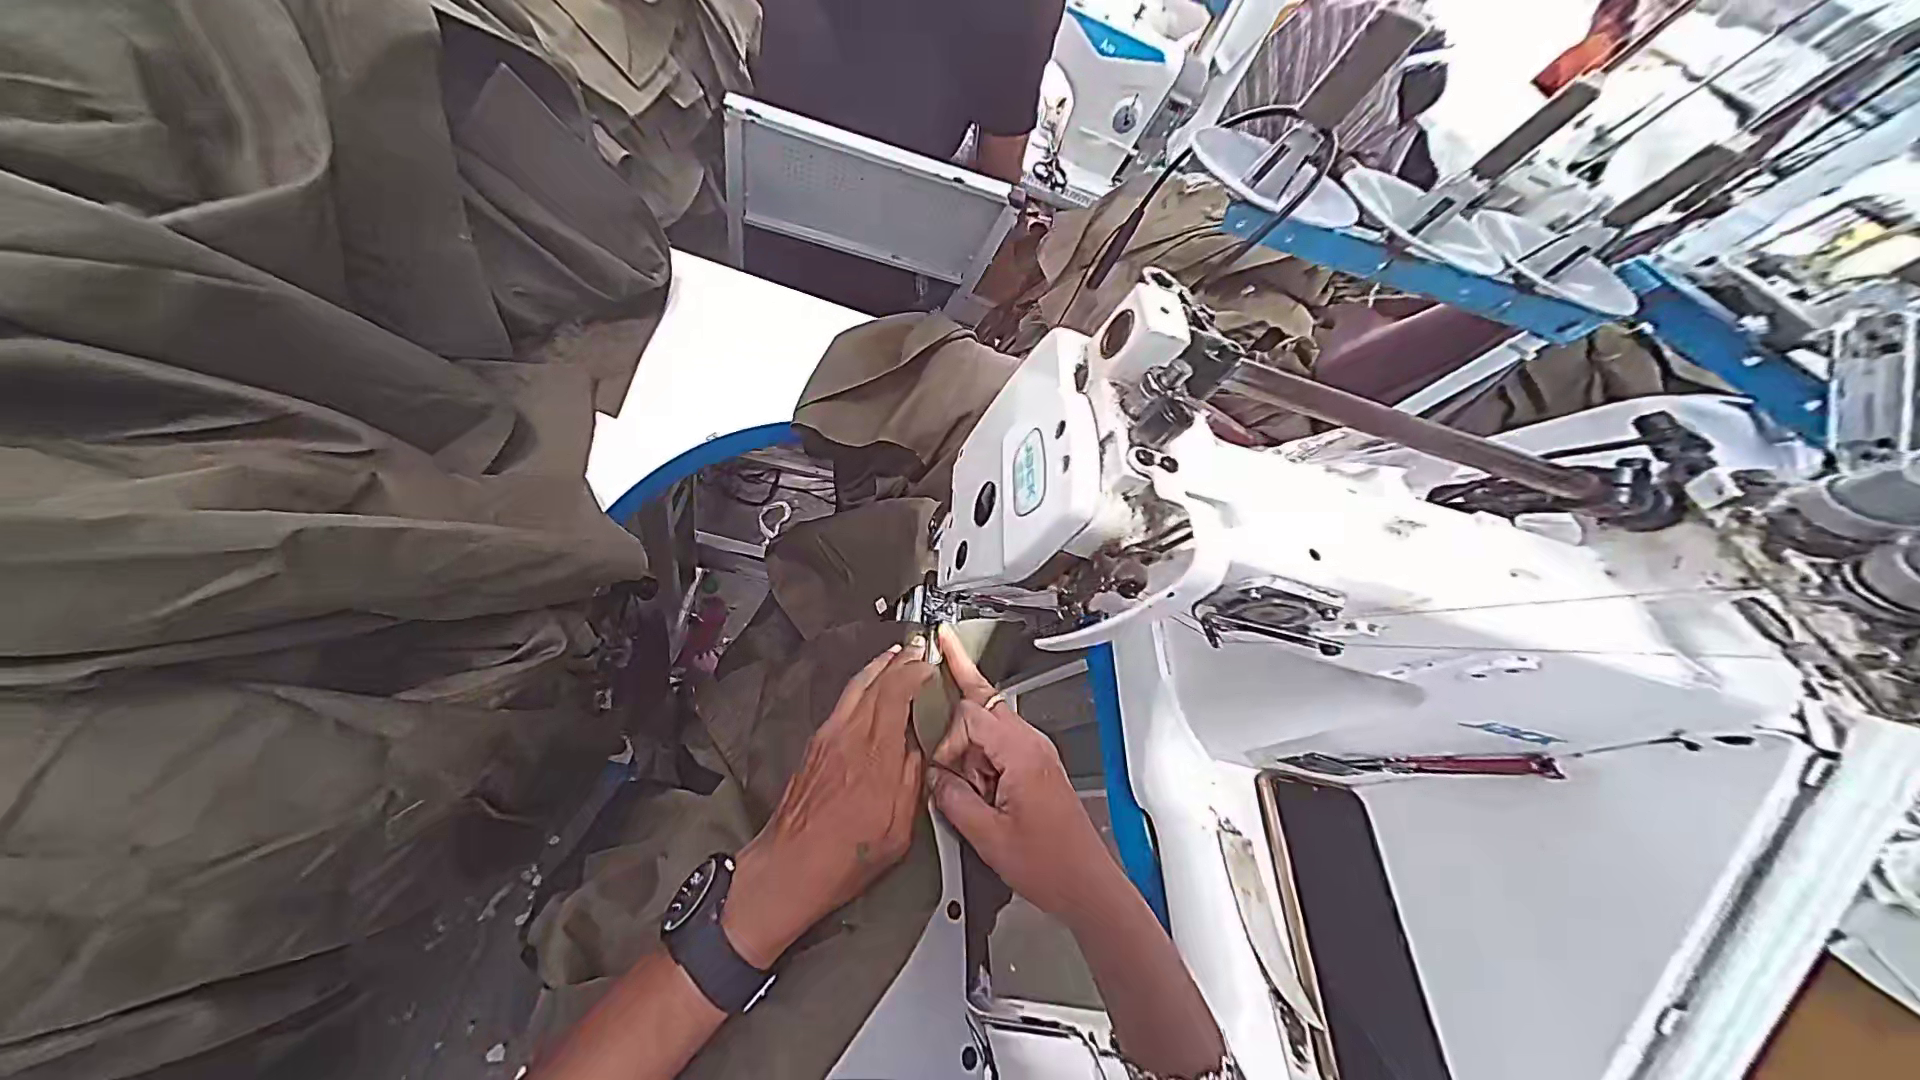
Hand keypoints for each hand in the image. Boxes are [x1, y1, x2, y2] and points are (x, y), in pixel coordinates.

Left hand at [721, 641, 933, 967]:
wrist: (790, 866)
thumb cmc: (843, 856)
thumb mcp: (899, 829)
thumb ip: (911, 782)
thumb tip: (917, 751)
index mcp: (876, 756)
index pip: (896, 693)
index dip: (914, 673)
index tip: (929, 666)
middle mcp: (849, 737)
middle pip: (876, 682)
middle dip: (899, 662)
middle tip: (916, 651)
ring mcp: (828, 738)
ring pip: (856, 687)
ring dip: (877, 667)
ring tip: (893, 657)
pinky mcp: (815, 745)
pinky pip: (842, 701)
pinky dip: (860, 685)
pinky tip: (868, 688)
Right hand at [927, 626, 1125, 920]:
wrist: (1087, 885)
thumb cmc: (1051, 864)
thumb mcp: (988, 836)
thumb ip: (953, 799)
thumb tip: (934, 777)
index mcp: (1022, 752)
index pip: (971, 715)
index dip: (947, 741)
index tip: (940, 770)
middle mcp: (1031, 743)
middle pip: (986, 699)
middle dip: (960, 685)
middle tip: (943, 644)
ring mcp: (1034, 753)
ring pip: (990, 721)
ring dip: (968, 743)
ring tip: (964, 783)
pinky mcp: (1034, 766)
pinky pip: (999, 743)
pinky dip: (979, 754)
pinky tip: (973, 781)